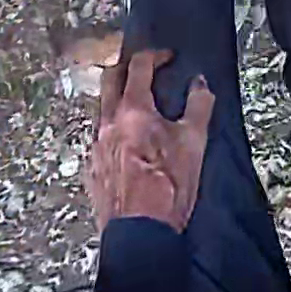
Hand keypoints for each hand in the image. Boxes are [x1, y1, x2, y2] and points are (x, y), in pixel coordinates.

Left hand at [85, 49, 214, 233]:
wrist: (140, 235)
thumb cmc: (169, 185)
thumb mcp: (194, 141)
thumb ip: (199, 104)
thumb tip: (200, 83)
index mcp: (133, 110)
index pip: (138, 66)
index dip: (155, 56)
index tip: (168, 58)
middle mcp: (108, 122)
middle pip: (110, 78)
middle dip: (128, 67)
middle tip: (147, 70)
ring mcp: (95, 146)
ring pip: (103, 107)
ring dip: (120, 97)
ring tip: (140, 105)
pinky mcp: (91, 168)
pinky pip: (99, 135)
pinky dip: (114, 126)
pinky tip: (129, 139)